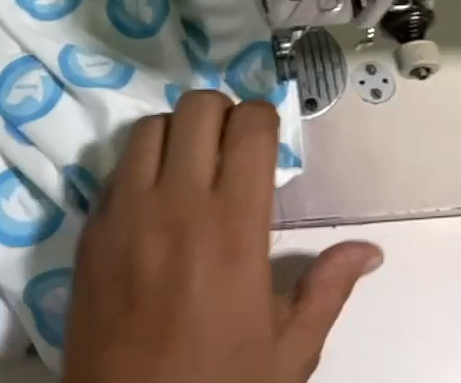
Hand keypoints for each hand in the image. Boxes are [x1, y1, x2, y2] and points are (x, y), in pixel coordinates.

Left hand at [61, 92, 381, 382]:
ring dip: (175, 133)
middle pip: (197, 108)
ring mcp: (126, 212)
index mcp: (234, 228)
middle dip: (220, 114)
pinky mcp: (91, 228)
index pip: (250, 126)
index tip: (265, 139)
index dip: (263, 119)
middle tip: (229, 145)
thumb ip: (327, 288)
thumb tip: (369, 250)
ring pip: (150, 126)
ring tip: (187, 164)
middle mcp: (178, 204)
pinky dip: (137, 166)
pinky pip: (115, 168)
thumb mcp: (287, 351)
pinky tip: (151, 198)